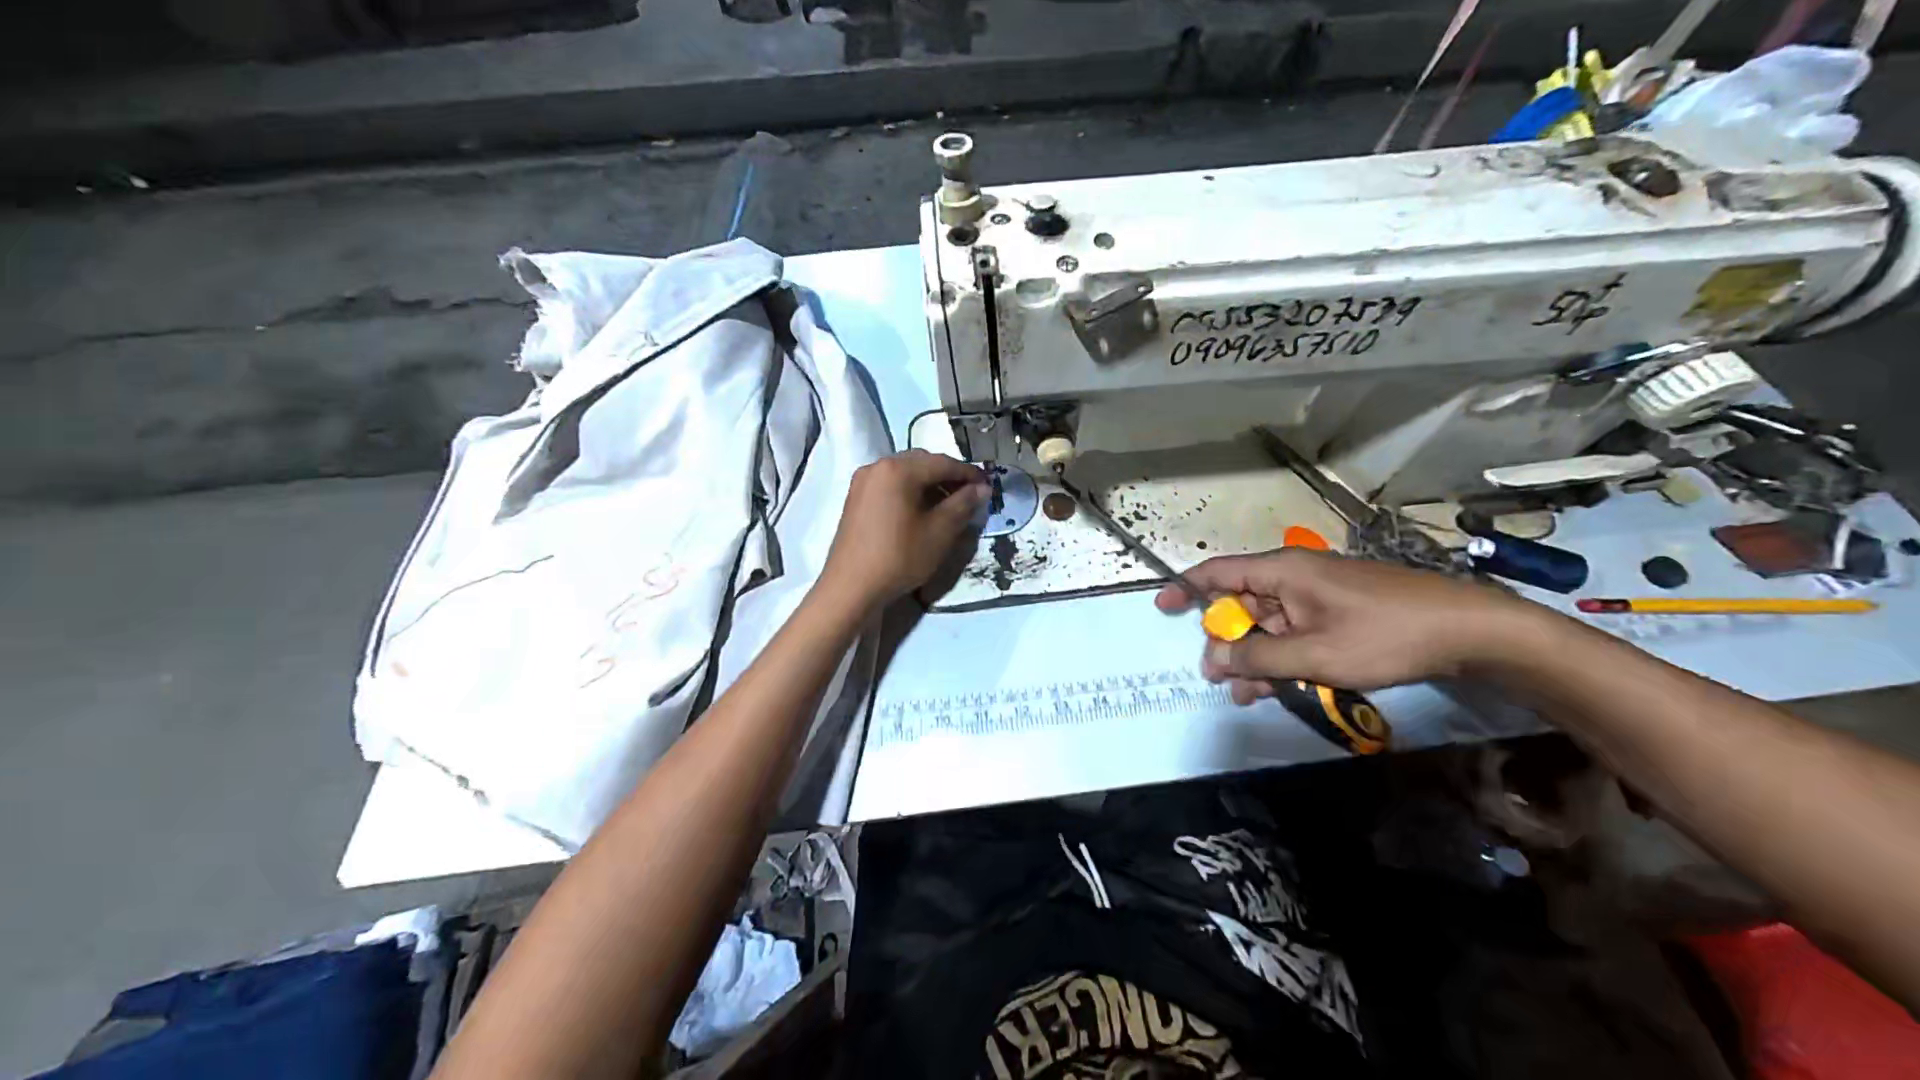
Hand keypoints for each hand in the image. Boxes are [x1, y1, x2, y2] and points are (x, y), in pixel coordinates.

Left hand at [820, 450, 988, 608]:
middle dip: (948, 477)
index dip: (969, 473)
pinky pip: (890, 486)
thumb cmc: (899, 557)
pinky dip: (910, 492)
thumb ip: (963, 504)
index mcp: (898, 469)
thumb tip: (981, 488)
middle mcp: (877, 466)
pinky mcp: (856, 499)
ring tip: (949, 506)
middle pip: (922, 463)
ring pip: (905, 474)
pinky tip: (922, 512)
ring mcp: (863, 482)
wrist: (851, 588)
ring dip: (929, 484)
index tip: (988, 486)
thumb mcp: (940, 532)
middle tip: (970, 496)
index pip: (943, 462)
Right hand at [1154, 548, 1545, 702]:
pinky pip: (1296, 631)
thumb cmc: (1385, 635)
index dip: (1186, 589)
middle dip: (1225, 640)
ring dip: (1255, 657)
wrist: (1469, 630)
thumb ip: (1259, 658)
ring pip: (1270, 623)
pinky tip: (1281, 687)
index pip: (1219, 572)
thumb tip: (1217, 659)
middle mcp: (1296, 576)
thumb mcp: (1315, 655)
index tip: (1162, 609)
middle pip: (1243, 604)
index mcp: (1283, 572)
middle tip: (1217, 676)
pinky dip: (1283, 656)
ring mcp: (1319, 594)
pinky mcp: (1340, 612)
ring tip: (1249, 695)